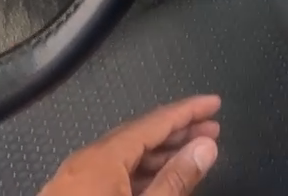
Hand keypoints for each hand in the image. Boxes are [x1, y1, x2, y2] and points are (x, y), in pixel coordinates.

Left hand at [39, 95, 221, 195]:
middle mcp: (84, 161)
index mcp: (102, 157)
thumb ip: (175, 180)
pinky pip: (109, 174)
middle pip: (139, 134)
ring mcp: (71, 182)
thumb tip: (206, 146)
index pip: (155, 121)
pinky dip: (137, 172)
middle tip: (212, 131)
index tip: (216, 104)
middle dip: (177, 131)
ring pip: (123, 156)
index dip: (189, 111)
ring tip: (190, 157)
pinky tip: (155, 184)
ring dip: (159, 153)